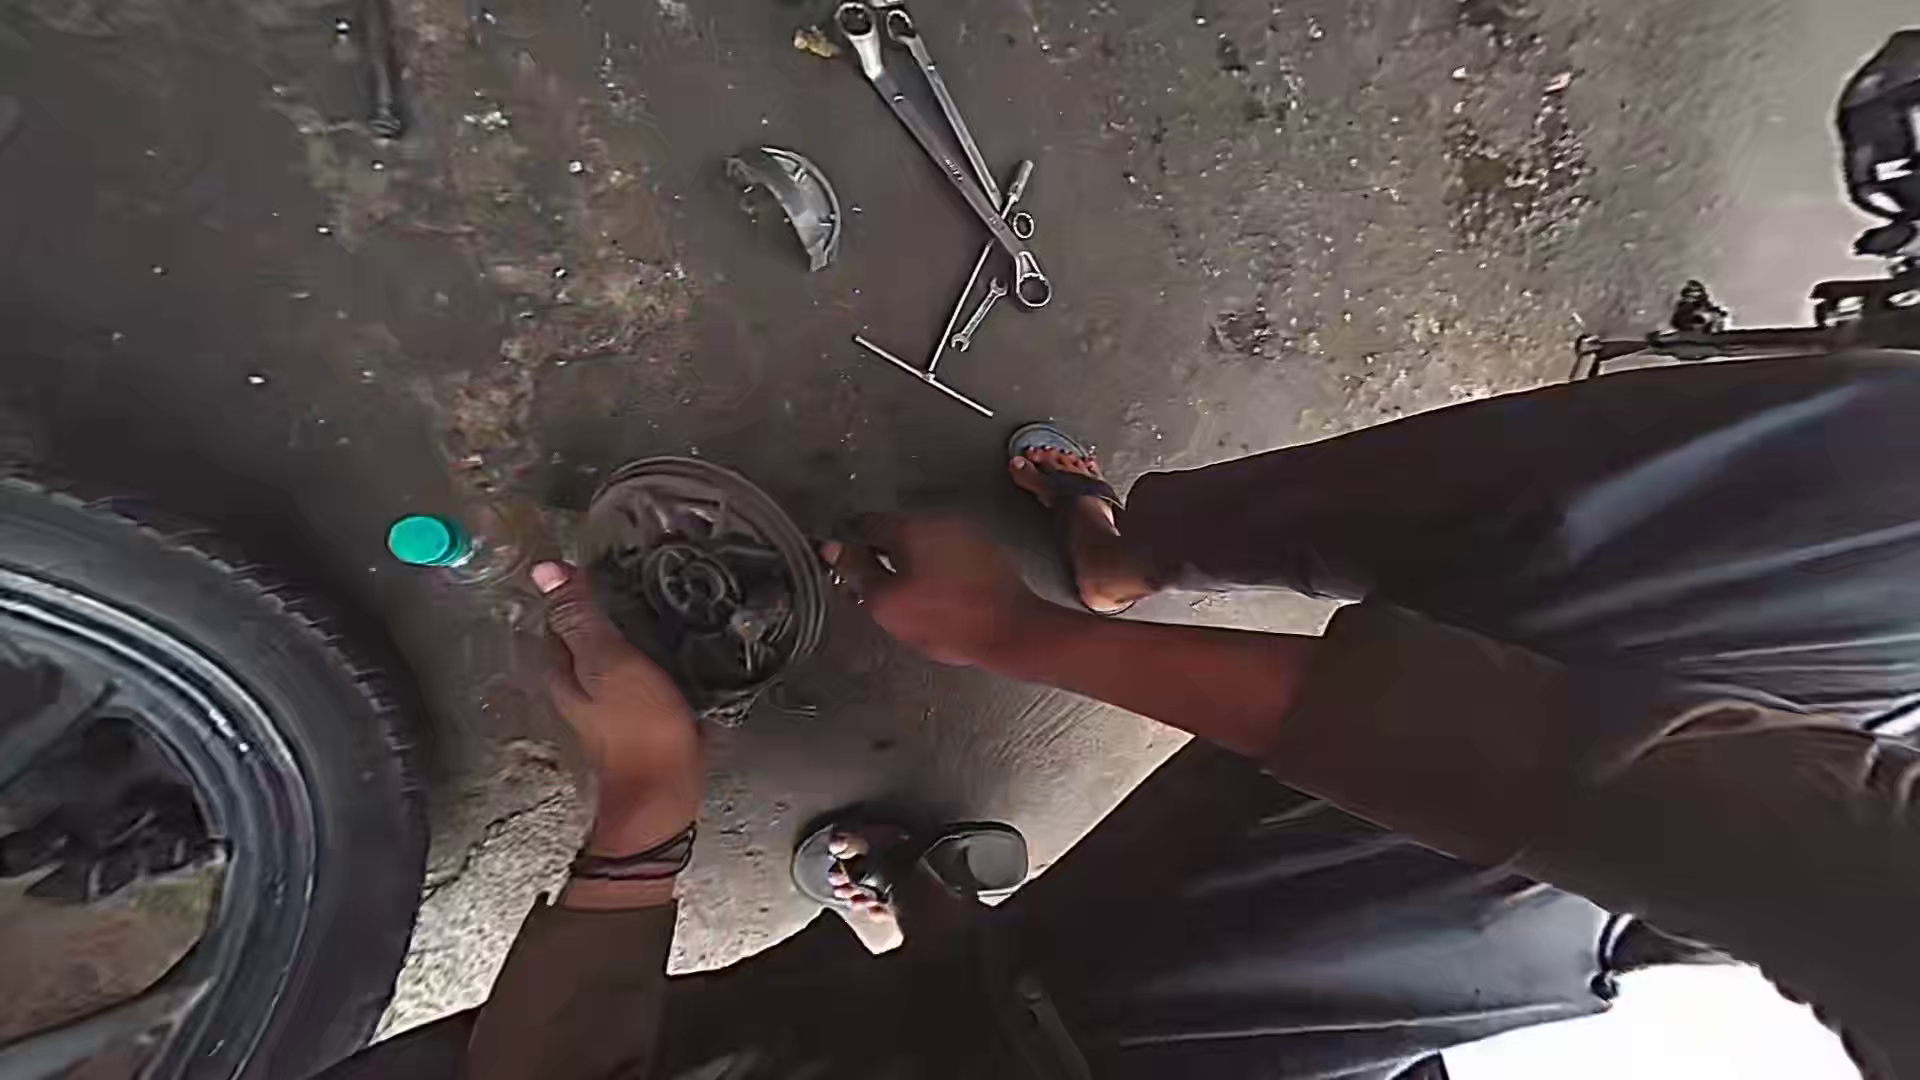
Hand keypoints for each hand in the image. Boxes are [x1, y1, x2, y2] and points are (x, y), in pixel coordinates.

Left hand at [534, 562, 701, 858]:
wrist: (667, 787)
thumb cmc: (639, 724)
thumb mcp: (610, 664)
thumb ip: (582, 619)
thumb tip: (545, 568)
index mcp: (563, 668)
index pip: (561, 613)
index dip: (582, 585)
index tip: (615, 558)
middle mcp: (580, 681)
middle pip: (590, 631)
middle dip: (612, 603)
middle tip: (648, 573)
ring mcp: (612, 696)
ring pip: (618, 647)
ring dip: (636, 625)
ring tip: (667, 596)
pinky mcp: (643, 706)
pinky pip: (644, 664)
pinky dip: (655, 647)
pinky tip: (679, 637)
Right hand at [822, 515, 1059, 667]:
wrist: (1011, 631)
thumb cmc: (951, 620)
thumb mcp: (887, 602)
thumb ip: (856, 572)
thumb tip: (834, 550)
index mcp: (911, 527)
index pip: (864, 524)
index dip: (849, 548)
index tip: (846, 567)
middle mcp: (940, 522)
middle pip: (894, 535)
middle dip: (880, 560)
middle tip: (875, 592)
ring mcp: (966, 536)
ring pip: (922, 546)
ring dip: (908, 567)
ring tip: (907, 603)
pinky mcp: (984, 554)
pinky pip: (947, 558)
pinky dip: (935, 573)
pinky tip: (936, 600)